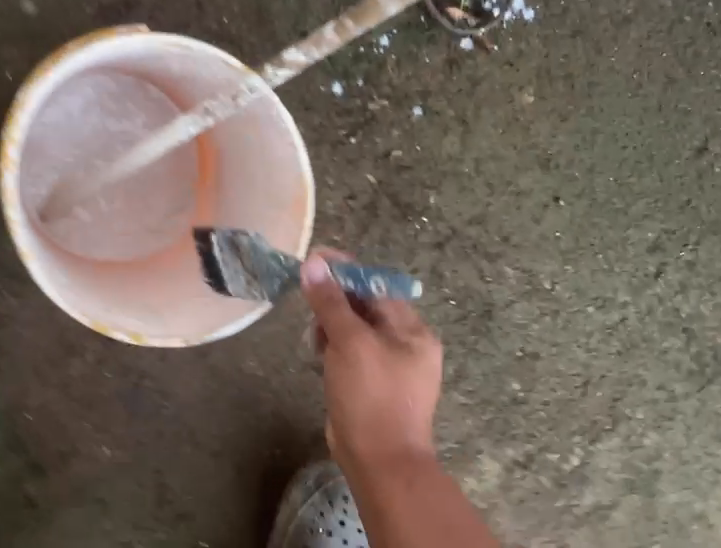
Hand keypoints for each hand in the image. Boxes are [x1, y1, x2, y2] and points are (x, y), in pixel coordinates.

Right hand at [300, 246, 442, 476]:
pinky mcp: (371, 381)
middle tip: (308, 304)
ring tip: (314, 337)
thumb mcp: (349, 342)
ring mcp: (389, 364)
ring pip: (353, 326)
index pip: (375, 285)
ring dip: (329, 323)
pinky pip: (349, 349)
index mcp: (412, 330)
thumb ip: (330, 301)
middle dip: (333, 300)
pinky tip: (318, 353)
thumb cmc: (371, 396)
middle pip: (363, 303)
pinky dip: (332, 344)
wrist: (379, 461)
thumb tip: (312, 263)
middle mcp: (405, 343)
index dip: (344, 270)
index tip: (312, 260)